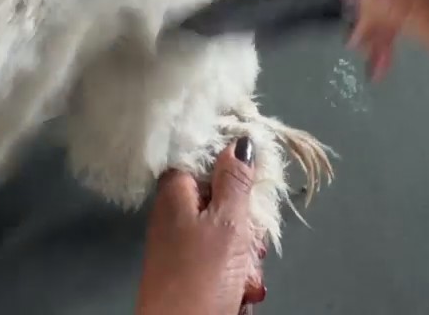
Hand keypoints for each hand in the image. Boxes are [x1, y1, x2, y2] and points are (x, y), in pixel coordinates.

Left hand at [135, 137, 266, 314]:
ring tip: (246, 273)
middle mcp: (174, 211)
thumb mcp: (227, 222)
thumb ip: (236, 180)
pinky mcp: (190, 271)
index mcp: (175, 189)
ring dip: (245, 251)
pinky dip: (236, 271)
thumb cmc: (201, 276)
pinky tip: (242, 289)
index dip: (231, 160)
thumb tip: (239, 140)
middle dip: (245, 219)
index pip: (204, 154)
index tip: (254, 172)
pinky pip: (222, 258)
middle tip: (250, 239)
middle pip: (221, 196)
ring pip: (227, 231)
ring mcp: (181, 243)